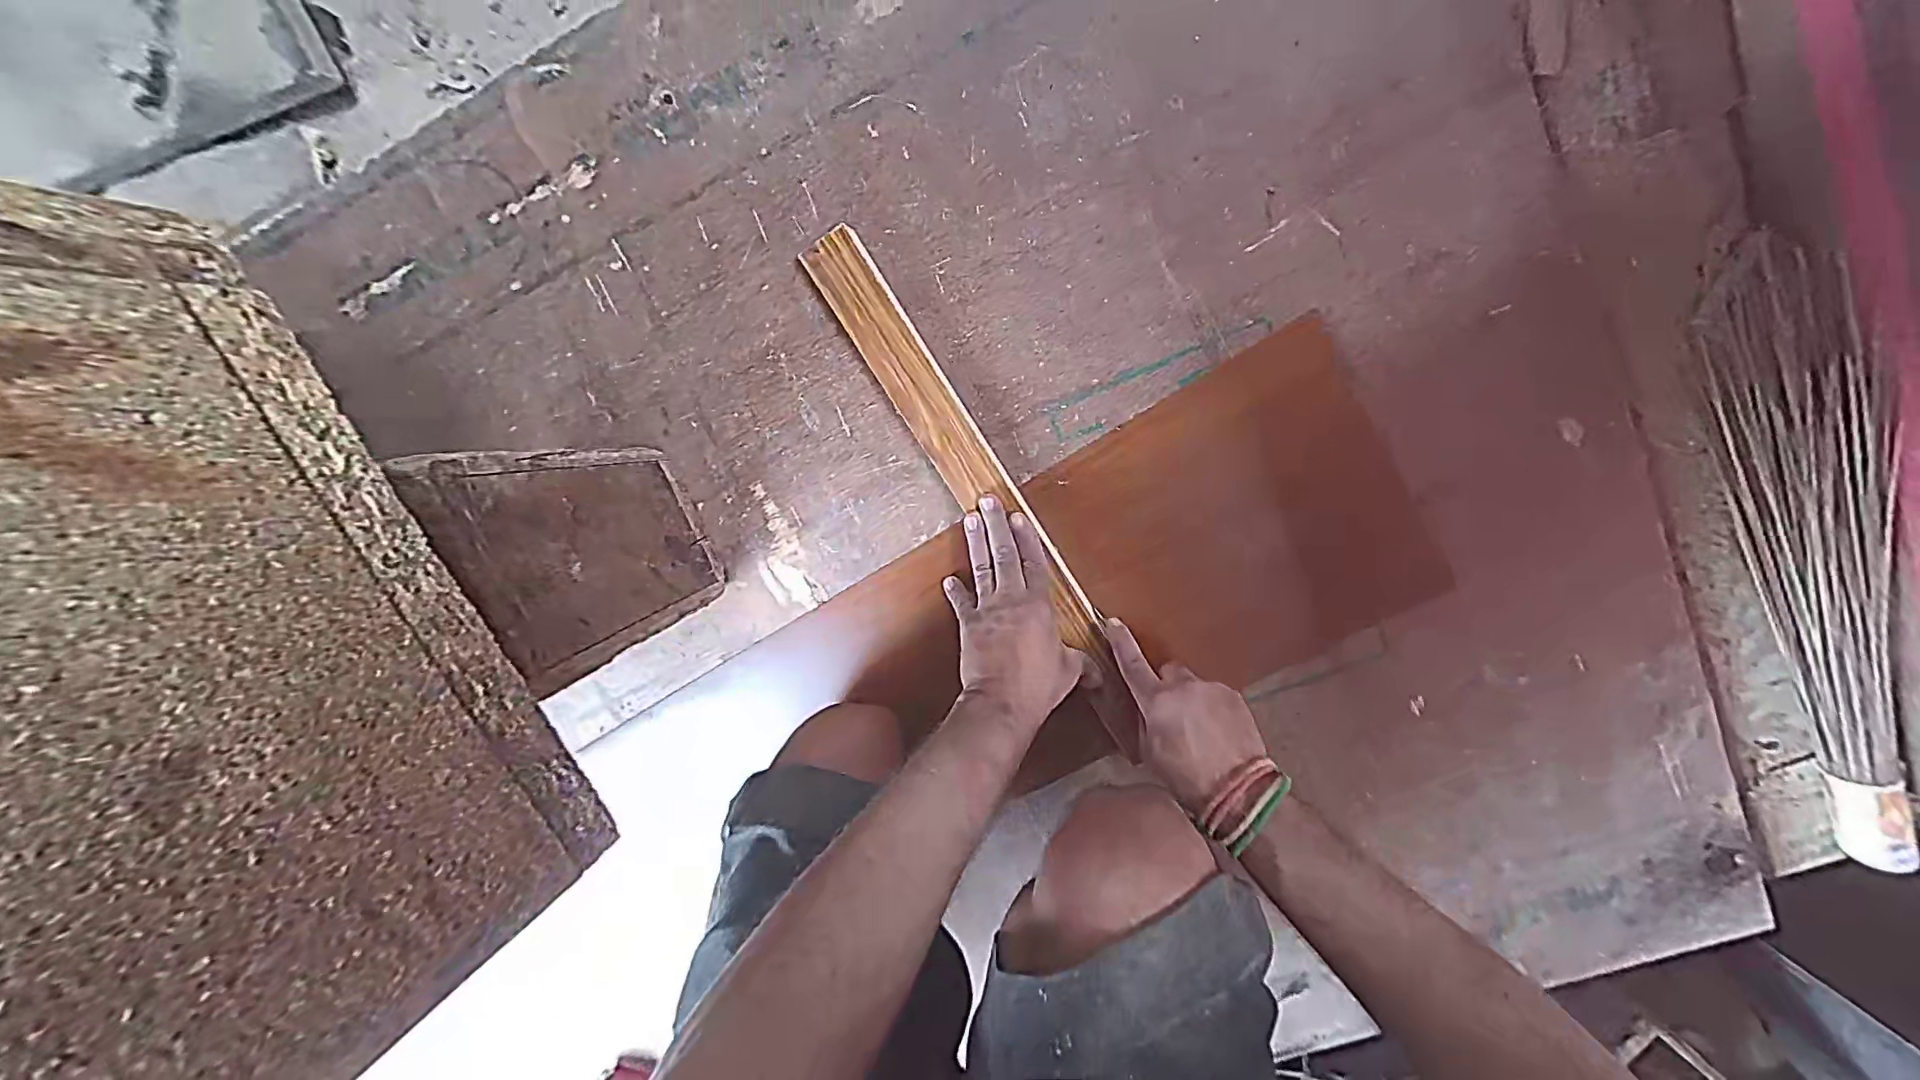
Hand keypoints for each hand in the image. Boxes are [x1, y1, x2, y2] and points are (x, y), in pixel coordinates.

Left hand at [942, 495, 1094, 727]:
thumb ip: (1080, 664)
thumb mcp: (1068, 672)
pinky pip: (961, 603)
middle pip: (1005, 555)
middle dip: (997, 526)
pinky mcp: (969, 625)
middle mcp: (1011, 600)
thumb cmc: (1038, 686)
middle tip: (988, 502)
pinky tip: (949, 579)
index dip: (1027, 538)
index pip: (1034, 563)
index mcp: (1039, 606)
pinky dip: (955, 591)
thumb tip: (1097, 673)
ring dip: (976, 543)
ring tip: (970, 520)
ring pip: (982, 568)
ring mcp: (987, 610)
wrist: (1001, 702)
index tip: (1018, 517)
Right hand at [1103, 618, 1268, 813]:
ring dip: (1191, 699)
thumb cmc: (1188, 777)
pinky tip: (1216, 731)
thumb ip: (1144, 722)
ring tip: (1199, 730)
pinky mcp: (1233, 696)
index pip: (1132, 664)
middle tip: (1171, 712)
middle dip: (1167, 685)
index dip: (1120, 642)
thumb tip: (1144, 710)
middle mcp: (1183, 687)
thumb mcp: (1151, 752)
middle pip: (1168, 671)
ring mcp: (1211, 689)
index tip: (1113, 624)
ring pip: (1193, 684)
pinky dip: (1212, 708)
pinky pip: (1214, 694)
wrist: (1239, 790)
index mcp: (1157, 701)